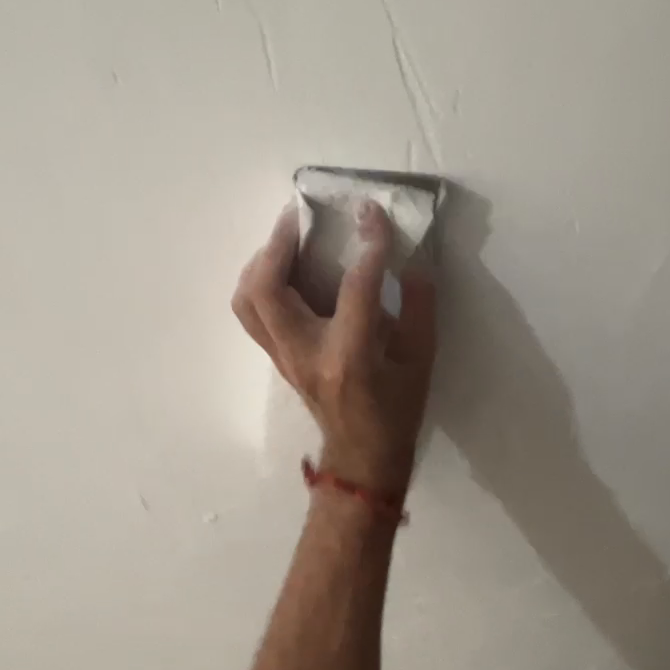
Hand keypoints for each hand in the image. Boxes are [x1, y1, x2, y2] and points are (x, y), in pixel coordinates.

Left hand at [232, 201, 439, 493]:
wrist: (362, 458)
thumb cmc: (397, 410)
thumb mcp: (423, 359)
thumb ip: (419, 305)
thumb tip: (409, 258)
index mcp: (349, 355)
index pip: (354, 287)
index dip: (368, 244)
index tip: (373, 212)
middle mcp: (304, 353)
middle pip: (268, 290)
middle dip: (280, 243)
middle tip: (299, 213)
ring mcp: (282, 357)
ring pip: (247, 299)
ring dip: (263, 260)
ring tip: (287, 236)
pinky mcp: (275, 356)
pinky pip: (251, 311)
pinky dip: (260, 280)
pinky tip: (283, 265)